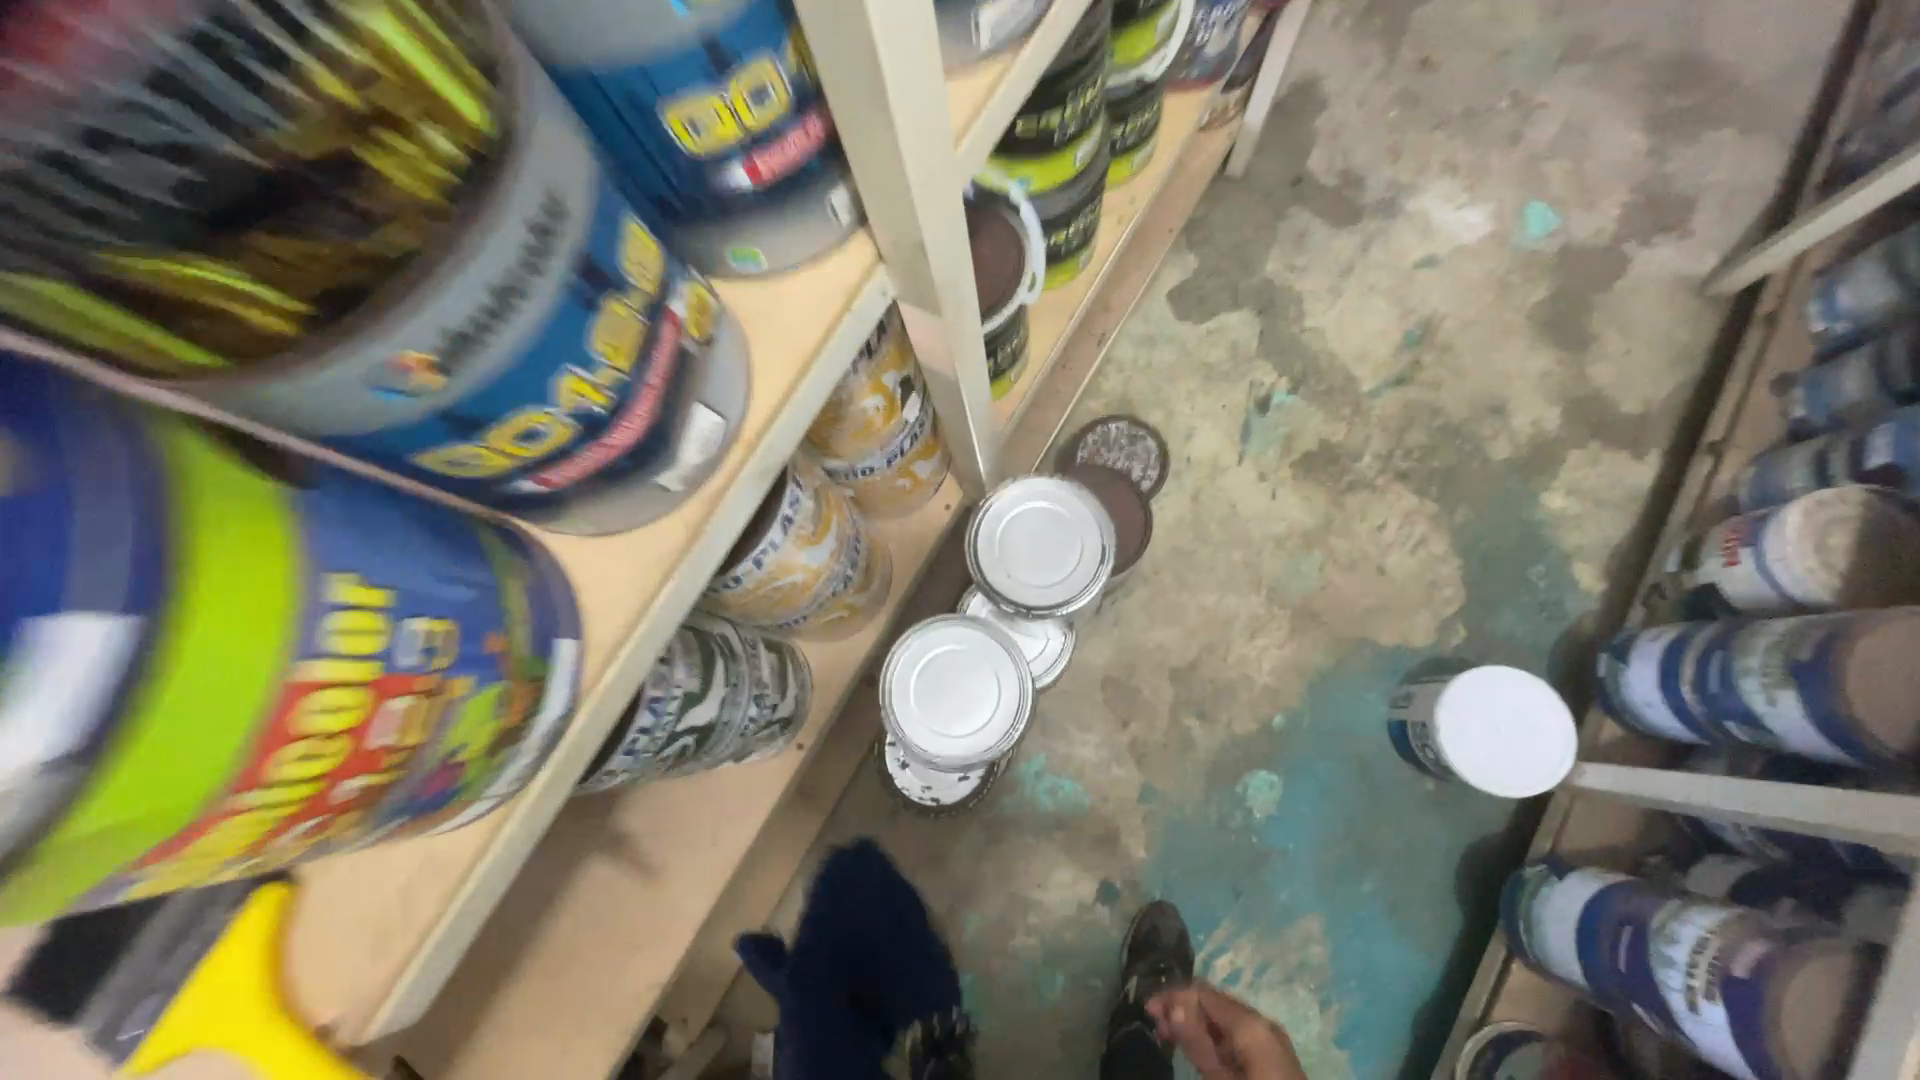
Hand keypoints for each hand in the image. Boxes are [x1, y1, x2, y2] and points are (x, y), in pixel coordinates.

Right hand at [1146, 981, 1306, 1079]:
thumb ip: (1197, 1043)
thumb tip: (1173, 1006)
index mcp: (1252, 1024)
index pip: (1203, 992)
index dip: (1173, 997)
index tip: (1148, 1011)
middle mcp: (1263, 1023)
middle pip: (1216, 1003)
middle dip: (1184, 1009)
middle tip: (1157, 1026)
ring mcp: (1272, 1040)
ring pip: (1227, 1020)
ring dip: (1198, 1025)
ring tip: (1172, 1037)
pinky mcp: (1274, 1057)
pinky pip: (1239, 1037)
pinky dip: (1216, 1040)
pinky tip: (1201, 1051)